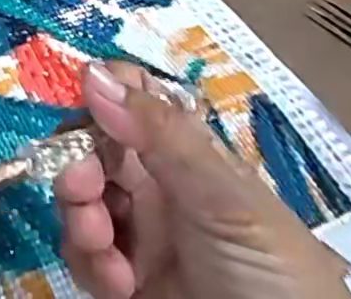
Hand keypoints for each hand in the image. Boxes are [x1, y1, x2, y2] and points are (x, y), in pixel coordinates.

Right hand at [55, 62, 350, 298]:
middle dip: (76, 156)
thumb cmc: (274, 276)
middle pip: (91, 144)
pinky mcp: (121, 282)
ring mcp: (137, 234)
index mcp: (187, 155)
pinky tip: (117, 281)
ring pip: (78, 195)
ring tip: (101, 241)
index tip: (82, 96)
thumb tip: (93, 71)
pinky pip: (81, 252)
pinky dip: (89, 260)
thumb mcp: (227, 201)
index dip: (103, 91)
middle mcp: (156, 185)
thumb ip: (161, 134)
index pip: (131, 99)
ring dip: (78, 211)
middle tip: (81, 182)